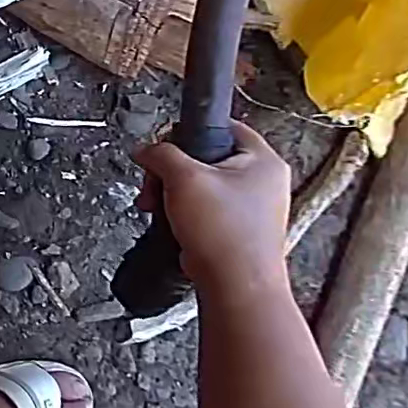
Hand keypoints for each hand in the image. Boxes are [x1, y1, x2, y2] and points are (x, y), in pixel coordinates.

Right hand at [133, 121, 290, 297]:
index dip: (189, 132)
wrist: (234, 282)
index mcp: (262, 160)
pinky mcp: (232, 222)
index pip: (224, 126)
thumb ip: (161, 154)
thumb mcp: (183, 178)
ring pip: (195, 181)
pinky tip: (167, 219)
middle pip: (201, 156)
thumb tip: (146, 150)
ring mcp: (247, 203)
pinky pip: (197, 203)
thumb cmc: (224, 233)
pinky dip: (177, 208)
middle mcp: (260, 179)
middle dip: (168, 170)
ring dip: (167, 190)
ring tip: (156, 205)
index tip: (167, 146)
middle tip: (155, 183)